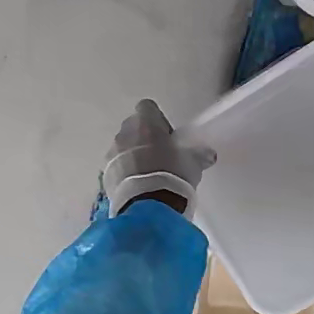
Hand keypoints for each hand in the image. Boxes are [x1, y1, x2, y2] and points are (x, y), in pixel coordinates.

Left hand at [103, 99, 216, 216]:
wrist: (149, 206)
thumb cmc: (173, 175)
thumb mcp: (193, 164)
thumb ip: (199, 155)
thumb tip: (208, 155)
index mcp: (146, 122)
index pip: (147, 107)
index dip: (158, 120)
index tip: (168, 137)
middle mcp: (125, 132)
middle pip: (133, 127)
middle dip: (144, 138)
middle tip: (160, 156)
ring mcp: (112, 153)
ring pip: (123, 147)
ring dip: (133, 155)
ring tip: (148, 175)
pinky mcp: (105, 173)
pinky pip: (116, 166)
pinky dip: (124, 172)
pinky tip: (138, 186)